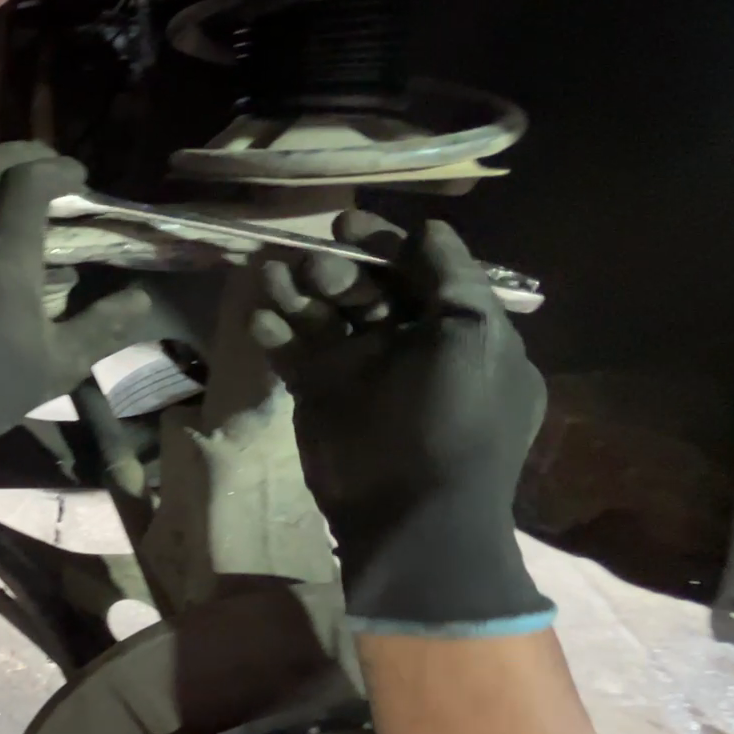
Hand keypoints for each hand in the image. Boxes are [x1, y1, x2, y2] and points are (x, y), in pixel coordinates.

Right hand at [252, 211, 554, 634]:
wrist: (409, 509)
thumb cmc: (452, 420)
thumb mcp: (474, 343)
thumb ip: (455, 282)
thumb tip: (434, 229)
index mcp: (448, 328)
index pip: (412, 270)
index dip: (380, 242)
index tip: (343, 225)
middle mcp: (400, 340)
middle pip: (358, 286)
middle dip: (332, 269)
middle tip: (311, 270)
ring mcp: (353, 365)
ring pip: (316, 312)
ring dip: (291, 292)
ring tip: (268, 278)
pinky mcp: (314, 387)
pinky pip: (288, 347)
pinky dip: (272, 330)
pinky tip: (259, 322)